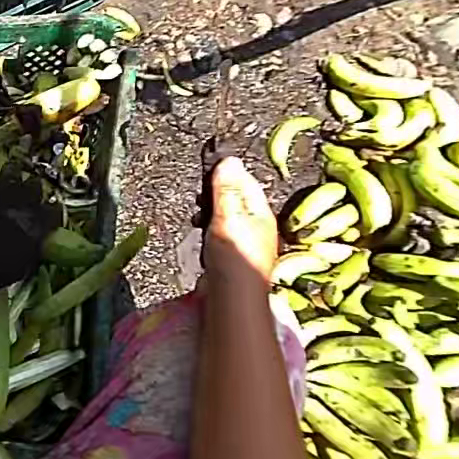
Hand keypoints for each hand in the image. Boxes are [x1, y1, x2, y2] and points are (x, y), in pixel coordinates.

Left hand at [0, 176, 56, 296]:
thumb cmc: (0, 271)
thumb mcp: (27, 262)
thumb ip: (36, 245)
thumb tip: (39, 240)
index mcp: (37, 221)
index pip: (52, 210)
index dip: (51, 209)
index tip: (50, 210)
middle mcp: (21, 202)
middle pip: (33, 185)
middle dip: (33, 186)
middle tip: (30, 188)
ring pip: (10, 173)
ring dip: (11, 173)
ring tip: (10, 172)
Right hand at [203, 157, 279, 287]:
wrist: (232, 298)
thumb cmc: (232, 256)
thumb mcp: (227, 216)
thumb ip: (226, 190)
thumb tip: (229, 160)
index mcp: (261, 212)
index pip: (245, 181)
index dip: (226, 172)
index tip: (205, 167)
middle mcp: (257, 224)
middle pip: (235, 197)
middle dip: (215, 194)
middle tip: (199, 199)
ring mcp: (246, 240)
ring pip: (226, 215)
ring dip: (210, 212)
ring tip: (198, 219)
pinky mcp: (233, 254)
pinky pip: (220, 231)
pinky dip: (209, 228)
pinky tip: (201, 236)